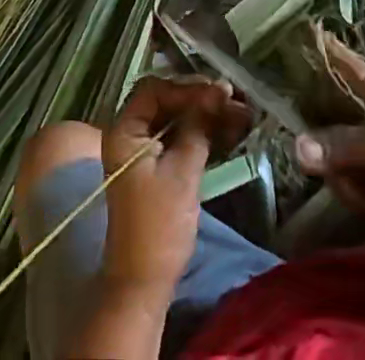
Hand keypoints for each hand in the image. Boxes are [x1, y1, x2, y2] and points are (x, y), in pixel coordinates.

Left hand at [100, 76, 252, 292]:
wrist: (144, 277)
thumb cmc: (160, 224)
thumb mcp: (182, 173)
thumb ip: (196, 130)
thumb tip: (215, 95)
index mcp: (123, 129)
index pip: (153, 91)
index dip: (187, 88)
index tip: (221, 93)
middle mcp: (127, 133)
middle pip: (163, 103)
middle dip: (199, 100)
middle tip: (236, 101)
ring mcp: (140, 151)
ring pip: (173, 121)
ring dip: (204, 117)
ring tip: (241, 114)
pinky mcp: (154, 168)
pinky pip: (176, 140)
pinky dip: (199, 134)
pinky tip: (227, 131)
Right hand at [294, 37, 364, 258]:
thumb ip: (340, 144)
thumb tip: (294, 149)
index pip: (329, 54)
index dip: (302, 45)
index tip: (267, 38)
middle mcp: (363, 110)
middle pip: (314, 104)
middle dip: (308, 126)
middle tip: (302, 142)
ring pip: (323, 147)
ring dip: (336, 171)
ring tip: (362, 186)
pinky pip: (342, 178)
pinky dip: (352, 192)